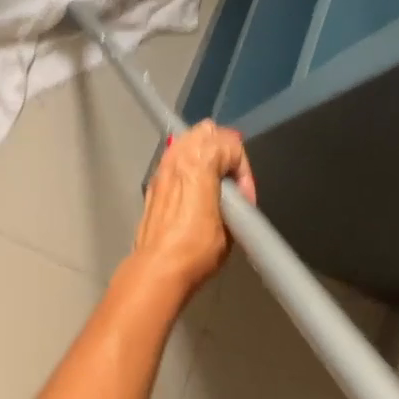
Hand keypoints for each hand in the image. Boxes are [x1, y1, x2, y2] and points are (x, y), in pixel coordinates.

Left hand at [124, 121, 256, 298]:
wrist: (159, 267)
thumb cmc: (198, 248)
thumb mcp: (231, 225)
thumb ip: (234, 198)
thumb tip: (234, 194)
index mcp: (201, 161)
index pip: (232, 144)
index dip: (245, 170)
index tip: (245, 198)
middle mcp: (179, 155)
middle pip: (207, 131)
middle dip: (224, 150)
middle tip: (232, 179)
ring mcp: (163, 166)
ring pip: (188, 139)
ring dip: (204, 153)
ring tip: (215, 180)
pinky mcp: (153, 180)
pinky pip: (174, 156)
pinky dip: (187, 163)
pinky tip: (194, 187)